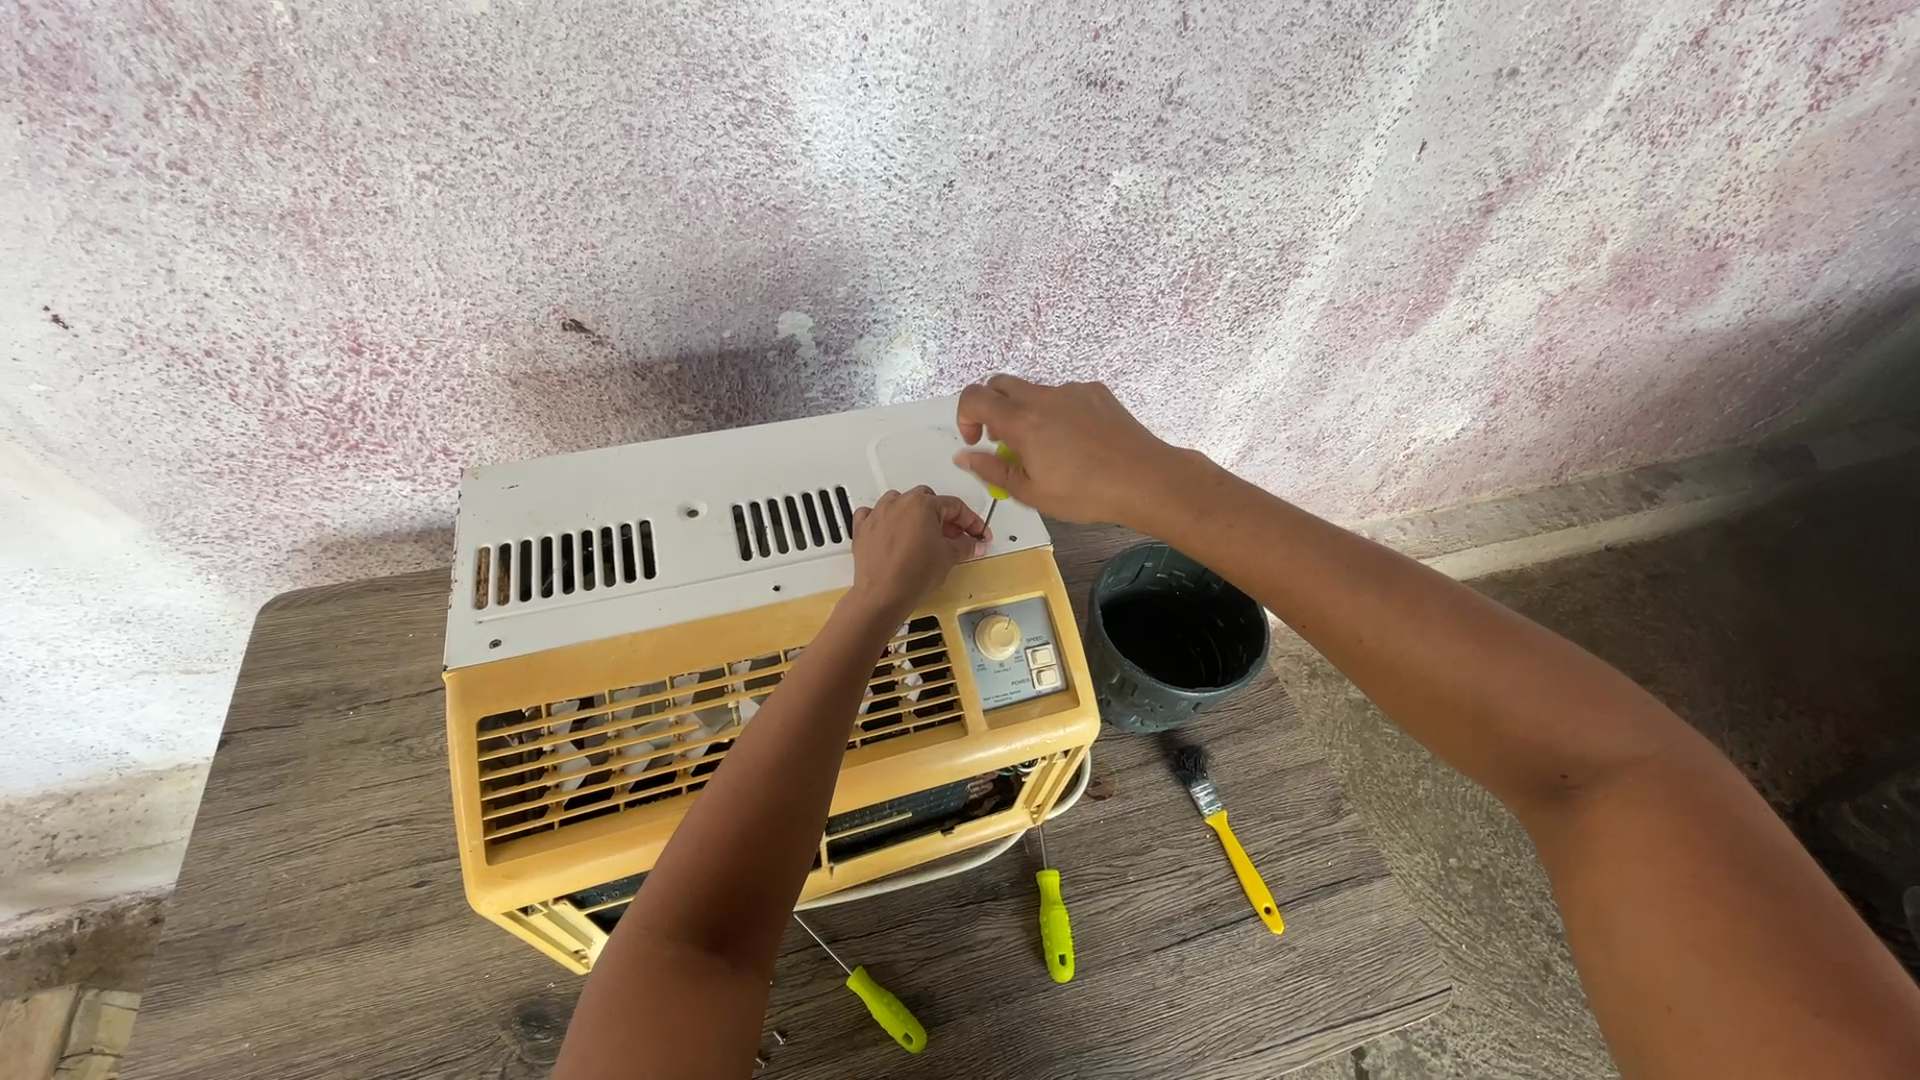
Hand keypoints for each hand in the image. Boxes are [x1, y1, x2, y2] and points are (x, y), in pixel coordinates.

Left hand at [845, 486, 987, 621]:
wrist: (883, 595)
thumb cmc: (912, 575)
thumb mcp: (948, 557)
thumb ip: (965, 545)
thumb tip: (972, 544)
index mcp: (923, 504)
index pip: (955, 506)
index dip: (971, 521)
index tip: (976, 533)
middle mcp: (899, 503)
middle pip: (928, 500)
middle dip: (943, 516)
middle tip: (953, 535)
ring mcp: (878, 514)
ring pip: (900, 503)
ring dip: (914, 514)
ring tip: (923, 534)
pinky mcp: (863, 528)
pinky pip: (873, 514)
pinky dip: (885, 519)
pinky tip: (893, 532)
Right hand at [953, 376, 1195, 526]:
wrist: (1144, 479)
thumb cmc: (1085, 493)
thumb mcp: (1031, 492)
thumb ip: (992, 469)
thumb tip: (964, 456)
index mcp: (1022, 421)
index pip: (974, 397)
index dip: (965, 416)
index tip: (977, 441)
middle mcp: (1043, 397)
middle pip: (1000, 384)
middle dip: (992, 409)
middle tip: (1005, 442)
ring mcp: (1072, 391)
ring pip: (1034, 391)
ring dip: (1027, 412)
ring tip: (1048, 449)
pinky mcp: (1096, 392)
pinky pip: (1065, 395)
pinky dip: (1058, 412)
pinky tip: (1077, 442)